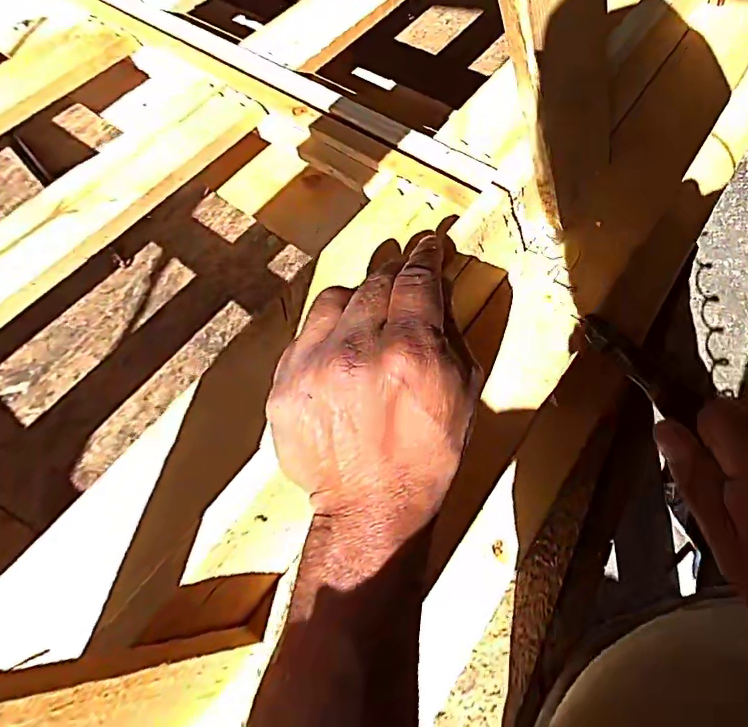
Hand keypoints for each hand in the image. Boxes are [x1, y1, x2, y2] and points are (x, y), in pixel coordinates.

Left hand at [267, 231, 480, 547]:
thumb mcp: (463, 385)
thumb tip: (439, 288)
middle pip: (377, 281)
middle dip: (396, 268)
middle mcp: (359, 349)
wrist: (374, 503)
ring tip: (373, 307)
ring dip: (361, 294)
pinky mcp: (284, 384)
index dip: (425, 254)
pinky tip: (344, 340)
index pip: (416, 278)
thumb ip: (450, 329)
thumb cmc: (431, 448)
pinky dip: (330, 326)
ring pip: (338, 296)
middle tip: (406, 266)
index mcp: (411, 350)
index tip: (429, 243)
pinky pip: (307, 330)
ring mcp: (315, 365)